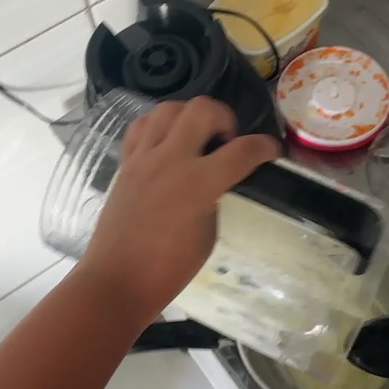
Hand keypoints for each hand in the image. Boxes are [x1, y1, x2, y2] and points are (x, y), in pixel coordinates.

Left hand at [73, 97, 280, 325]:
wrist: (117, 280)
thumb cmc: (168, 269)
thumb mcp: (208, 234)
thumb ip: (215, 197)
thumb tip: (216, 180)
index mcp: (198, 184)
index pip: (242, 151)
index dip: (264, 147)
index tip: (271, 151)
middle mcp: (170, 160)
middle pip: (202, 109)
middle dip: (224, 117)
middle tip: (226, 140)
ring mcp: (143, 158)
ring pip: (168, 108)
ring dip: (189, 116)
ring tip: (196, 137)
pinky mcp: (125, 163)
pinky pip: (141, 126)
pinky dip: (158, 125)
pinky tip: (167, 141)